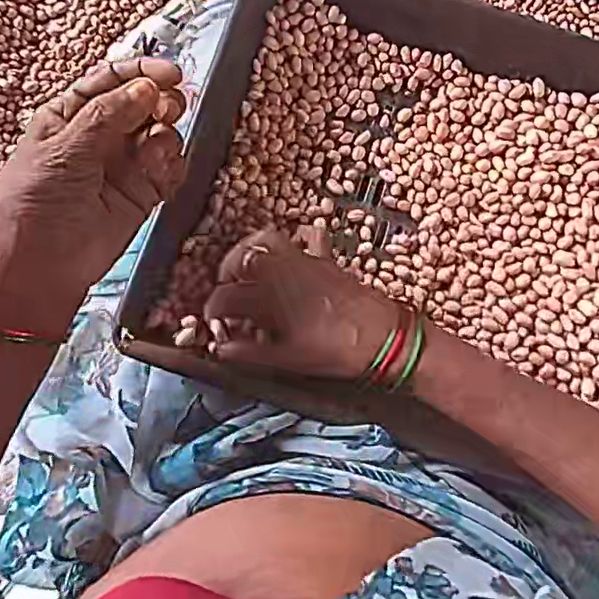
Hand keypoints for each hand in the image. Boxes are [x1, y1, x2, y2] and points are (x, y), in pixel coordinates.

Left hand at [0, 59, 188, 332]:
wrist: (40, 267)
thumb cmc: (33, 205)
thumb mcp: (63, 149)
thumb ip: (107, 115)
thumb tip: (146, 88)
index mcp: (69, 116)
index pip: (109, 81)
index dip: (140, 72)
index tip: (169, 73)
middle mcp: (99, 137)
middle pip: (141, 103)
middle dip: (160, 101)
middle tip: (169, 108)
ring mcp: (122, 165)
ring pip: (160, 134)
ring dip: (166, 134)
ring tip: (156, 149)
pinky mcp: (142, 193)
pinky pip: (169, 168)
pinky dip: (172, 165)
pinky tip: (161, 171)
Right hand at [202, 227, 400, 378]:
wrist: (385, 338)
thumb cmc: (336, 351)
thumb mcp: (289, 360)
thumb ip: (250, 354)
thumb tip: (221, 350)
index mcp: (270, 296)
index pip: (227, 297)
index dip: (214, 312)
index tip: (216, 326)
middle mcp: (284, 272)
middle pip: (242, 258)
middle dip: (227, 273)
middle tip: (227, 291)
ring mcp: (306, 261)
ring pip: (269, 240)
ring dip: (252, 251)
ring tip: (250, 271)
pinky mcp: (326, 261)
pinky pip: (308, 238)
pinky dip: (296, 241)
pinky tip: (292, 255)